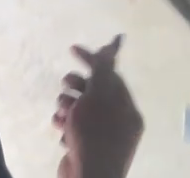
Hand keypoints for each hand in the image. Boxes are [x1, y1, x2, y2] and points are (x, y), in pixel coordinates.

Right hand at [54, 36, 143, 177]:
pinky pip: (77, 125)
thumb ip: (103, 69)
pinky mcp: (91, 147)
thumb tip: (116, 42)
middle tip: (64, 87)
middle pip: (93, 90)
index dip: (91, 59)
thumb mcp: (97, 96)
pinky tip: (62, 130)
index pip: (110, 75)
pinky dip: (67, 123)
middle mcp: (120, 122)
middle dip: (74, 86)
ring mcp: (106, 136)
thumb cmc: (94, 135)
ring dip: (66, 106)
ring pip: (81, 107)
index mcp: (128, 110)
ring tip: (61, 116)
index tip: (71, 49)